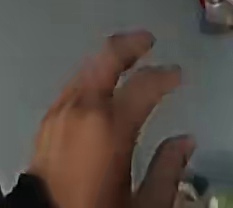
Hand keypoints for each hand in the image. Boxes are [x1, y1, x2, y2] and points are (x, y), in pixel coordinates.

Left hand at [28, 31, 192, 207]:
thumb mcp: (143, 207)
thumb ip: (168, 171)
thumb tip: (186, 142)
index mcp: (110, 125)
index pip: (144, 85)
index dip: (164, 75)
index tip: (178, 73)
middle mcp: (83, 106)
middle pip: (108, 56)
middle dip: (131, 44)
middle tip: (148, 41)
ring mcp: (61, 108)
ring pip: (88, 66)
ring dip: (109, 58)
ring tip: (128, 60)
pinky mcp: (47, 118)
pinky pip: (73, 84)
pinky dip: (91, 75)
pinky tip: (101, 84)